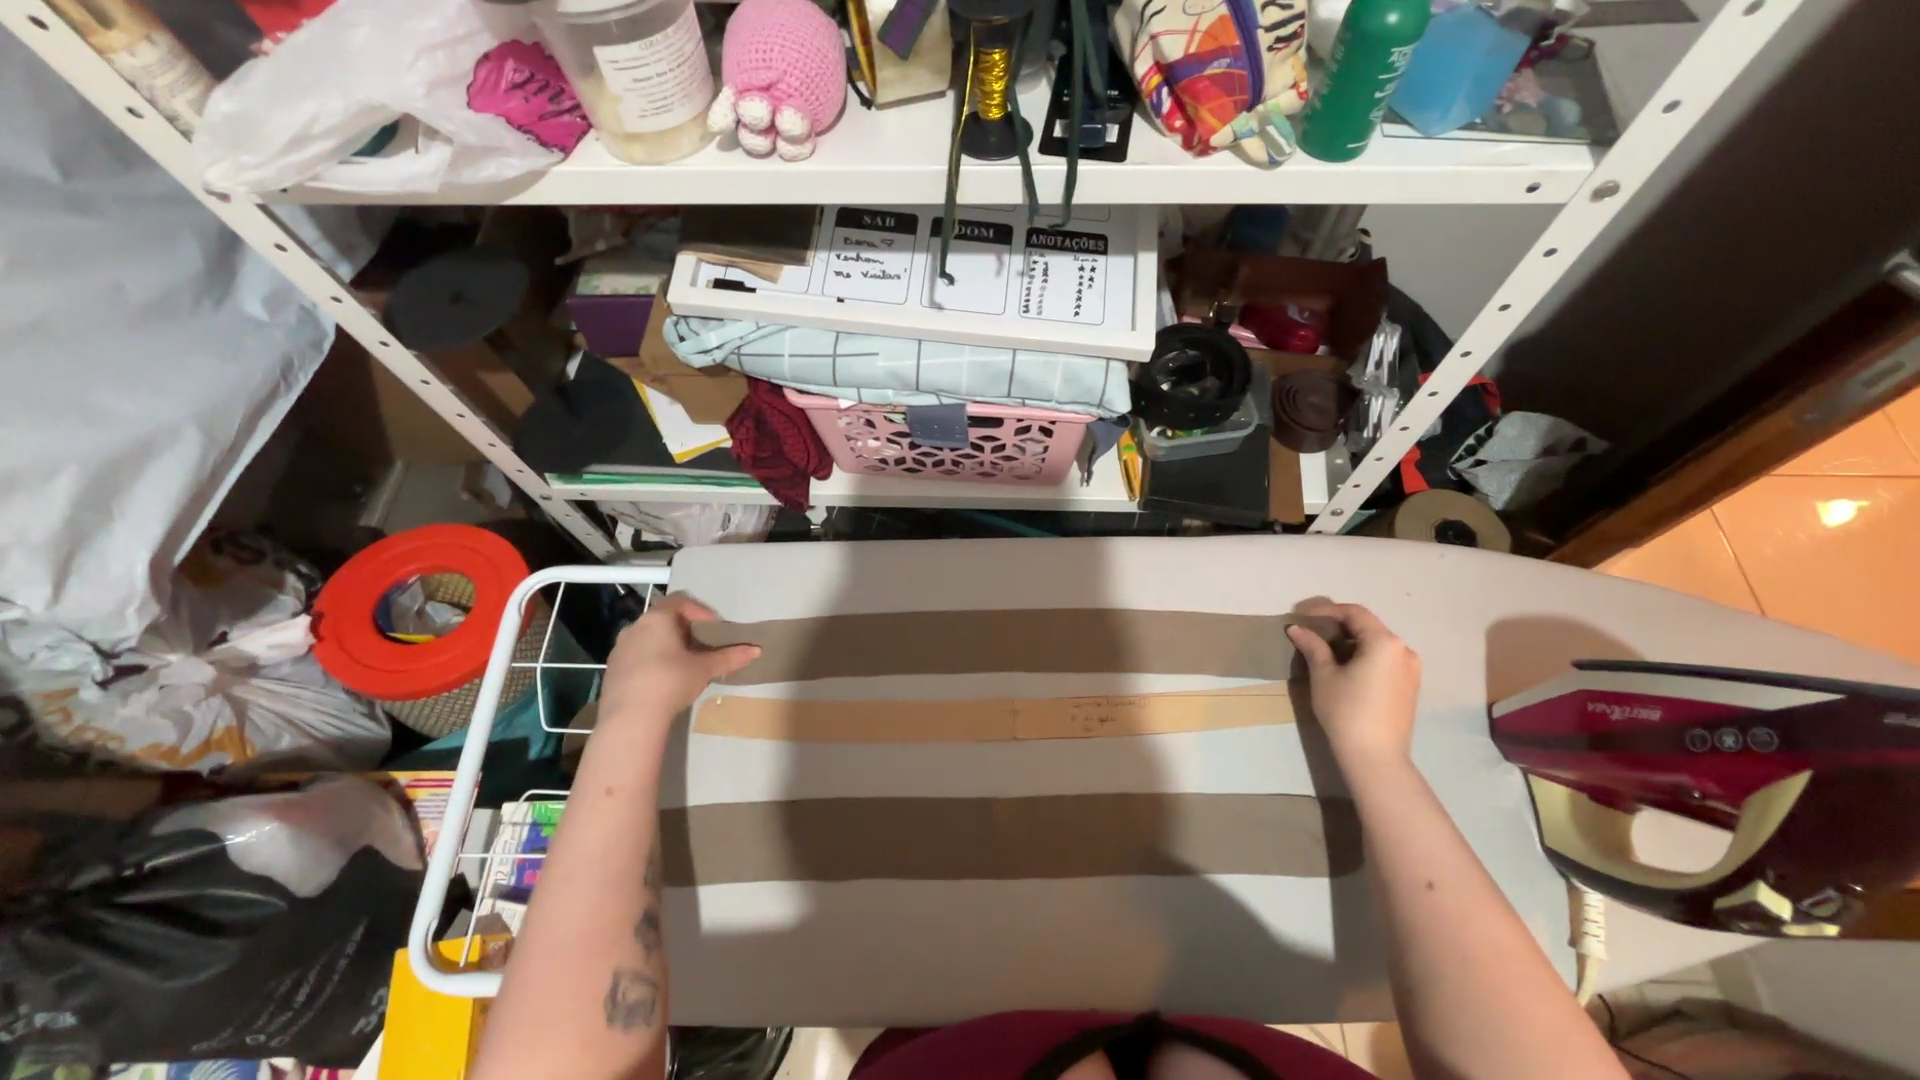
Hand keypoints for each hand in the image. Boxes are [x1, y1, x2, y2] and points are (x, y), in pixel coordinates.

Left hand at [600, 594, 759, 720]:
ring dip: (666, 645)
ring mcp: (619, 648)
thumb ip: (729, 657)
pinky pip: (635, 656)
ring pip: (647, 637)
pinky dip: (650, 660)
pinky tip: (662, 680)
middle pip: (662, 618)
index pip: (679, 601)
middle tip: (701, 646)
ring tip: (682, 664)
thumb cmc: (671, 681)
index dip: (700, 611)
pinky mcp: (612, 669)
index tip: (713, 629)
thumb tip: (756, 650)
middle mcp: (634, 627)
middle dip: (683, 629)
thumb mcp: (704, 669)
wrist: (630, 717)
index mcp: (657, 619)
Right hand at [1286, 602, 1419, 768]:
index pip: (1355, 613)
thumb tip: (1296, 629)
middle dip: (1339, 626)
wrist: (1376, 755)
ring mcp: (1412, 669)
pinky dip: (1366, 657)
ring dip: (1353, 642)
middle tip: (1312, 634)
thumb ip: (1313, 647)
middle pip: (1369, 627)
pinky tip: (1348, 669)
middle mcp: (1404, 650)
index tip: (1303, 618)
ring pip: (1378, 644)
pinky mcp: (1411, 686)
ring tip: (1327, 652)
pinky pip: (1387, 660)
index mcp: (1385, 642)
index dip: (1327, 611)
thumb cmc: (1346, 711)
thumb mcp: (1324, 675)